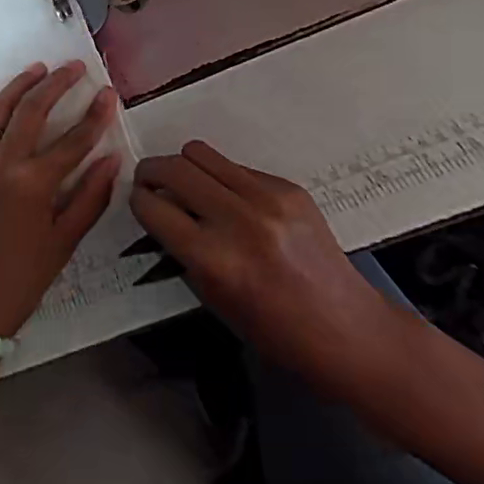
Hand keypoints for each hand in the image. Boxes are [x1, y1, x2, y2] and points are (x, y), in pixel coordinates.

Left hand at [0, 61, 120, 337]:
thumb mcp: (65, 241)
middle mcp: (4, 163)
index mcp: (35, 183)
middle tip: (76, 67)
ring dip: (20, 85)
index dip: (96, 115)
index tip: (110, 92)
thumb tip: (112, 159)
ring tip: (40, 68)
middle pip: (34, 110)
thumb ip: (91, 196)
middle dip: (58, 84)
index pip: (75, 139)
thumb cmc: (24, 277)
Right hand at [130, 141, 397, 389]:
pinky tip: (234, 203)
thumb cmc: (272, 330)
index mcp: (214, 259)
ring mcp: (267, 198)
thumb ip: (182, 251)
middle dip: (151, 172)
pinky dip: (222, 179)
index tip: (138, 202)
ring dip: (184, 167)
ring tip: (188, 186)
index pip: (154, 208)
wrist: (344, 328)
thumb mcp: (212, 299)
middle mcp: (238, 219)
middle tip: (150, 183)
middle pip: (174, 168)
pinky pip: (236, 167)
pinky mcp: (288, 187)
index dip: (138, 202)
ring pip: (201, 153)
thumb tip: (160, 211)